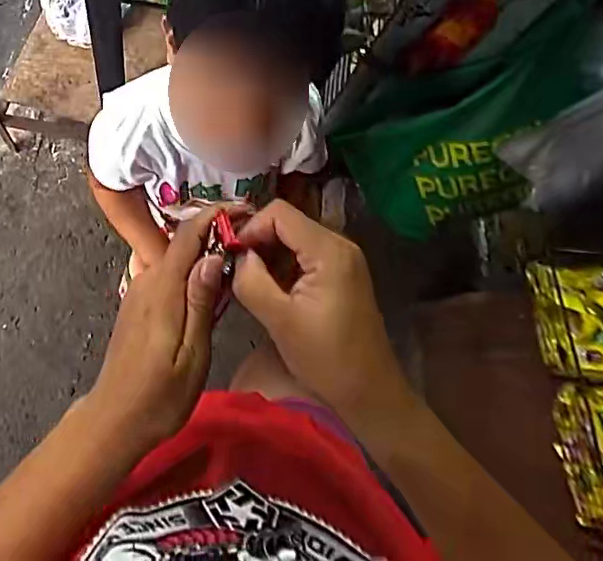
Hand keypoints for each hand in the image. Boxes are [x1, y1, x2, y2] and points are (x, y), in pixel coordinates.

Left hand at [85, 209, 226, 451]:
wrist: (112, 423)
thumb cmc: (159, 397)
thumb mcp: (192, 355)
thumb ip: (201, 301)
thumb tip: (214, 256)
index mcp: (162, 287)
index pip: (189, 233)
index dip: (216, 214)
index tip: (245, 209)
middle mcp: (147, 279)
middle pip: (182, 239)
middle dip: (215, 229)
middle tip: (249, 232)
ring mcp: (139, 289)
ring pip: (175, 255)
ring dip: (204, 248)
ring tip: (235, 253)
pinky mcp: (138, 301)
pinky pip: (168, 270)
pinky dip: (190, 265)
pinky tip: (208, 279)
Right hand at [232, 201, 413, 429]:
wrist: (369, 390)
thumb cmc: (326, 358)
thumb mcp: (280, 321)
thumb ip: (252, 281)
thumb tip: (239, 255)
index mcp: (328, 249)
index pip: (280, 212)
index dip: (251, 228)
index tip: (232, 254)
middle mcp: (339, 243)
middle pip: (288, 222)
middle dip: (259, 241)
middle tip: (236, 269)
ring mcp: (343, 257)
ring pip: (296, 238)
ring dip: (271, 254)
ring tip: (252, 282)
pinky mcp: (342, 272)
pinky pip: (307, 254)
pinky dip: (286, 265)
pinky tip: (273, 290)